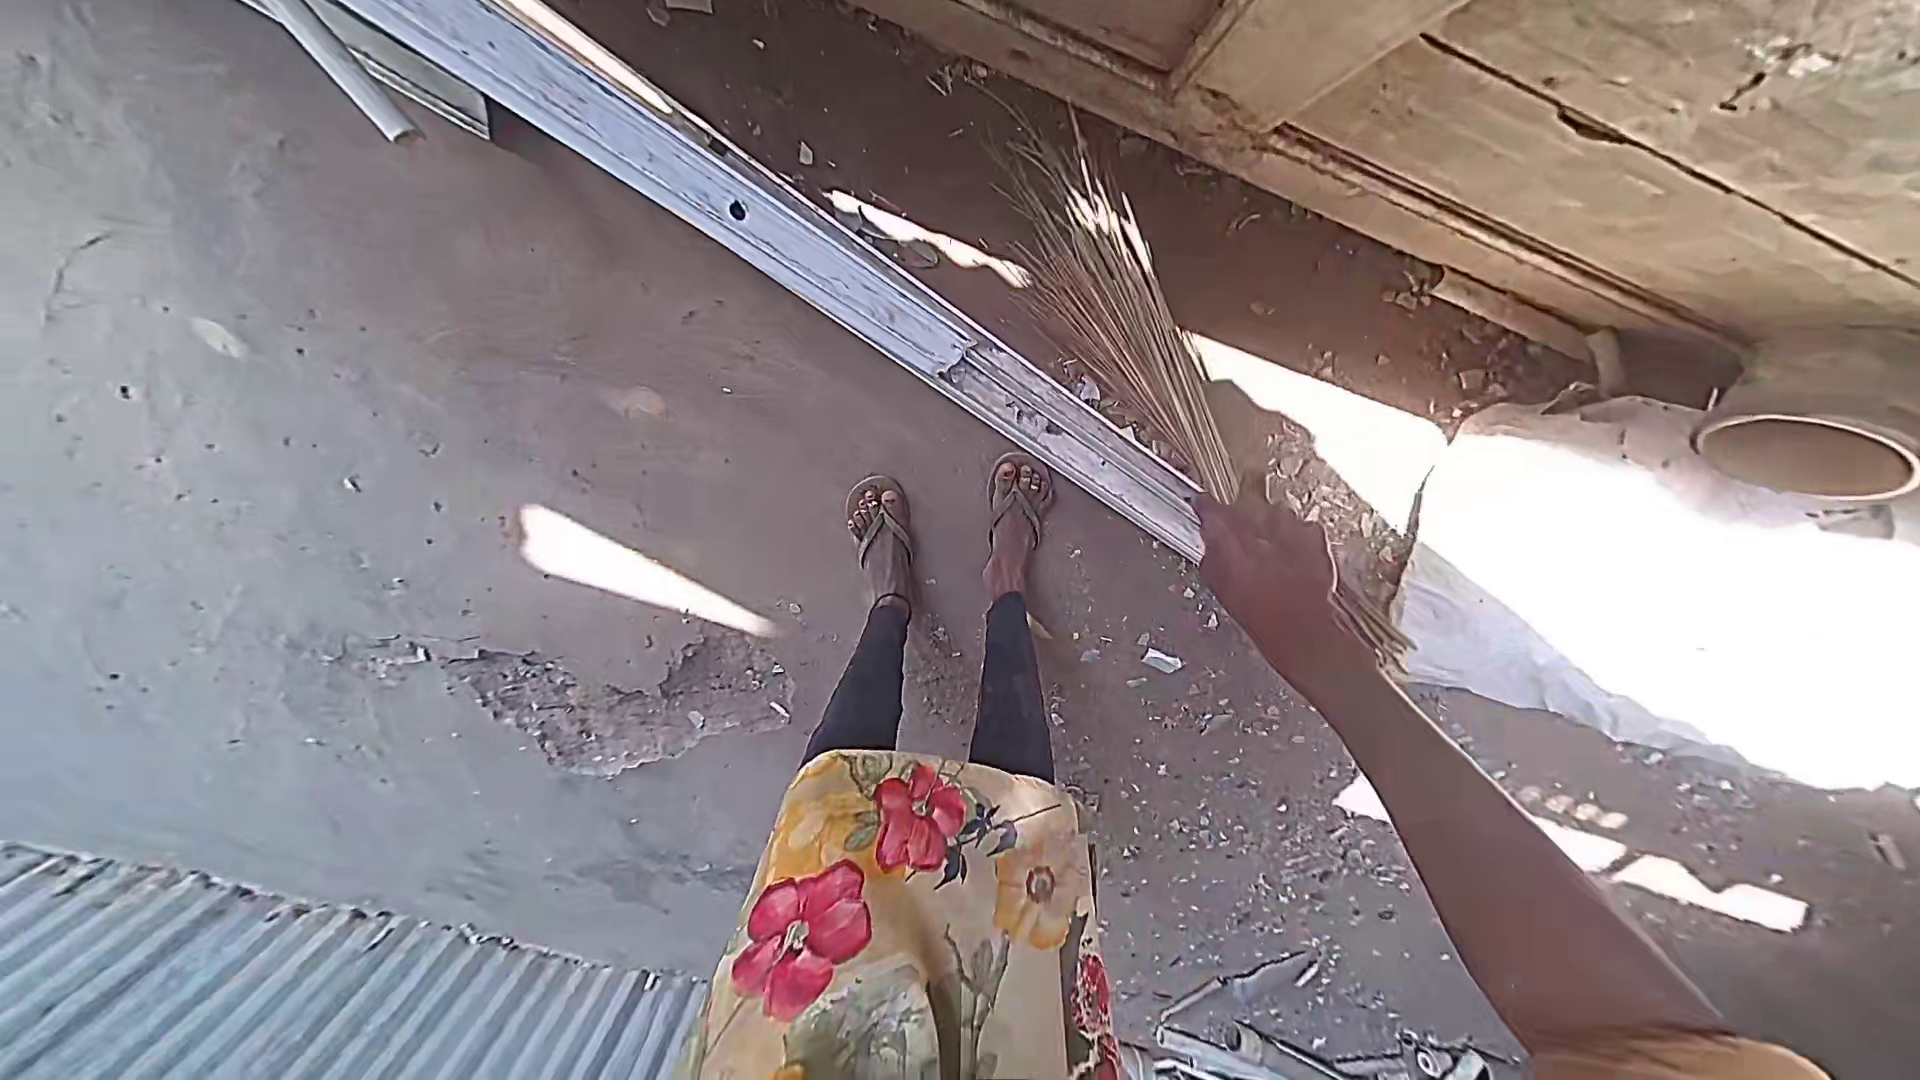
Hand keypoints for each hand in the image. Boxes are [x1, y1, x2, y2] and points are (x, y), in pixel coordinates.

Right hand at [1197, 489, 1368, 690]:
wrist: (1305, 631)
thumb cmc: (1263, 617)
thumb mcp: (1221, 589)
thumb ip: (1212, 559)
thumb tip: (1209, 545)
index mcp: (1232, 542)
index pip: (1212, 511)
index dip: (1204, 506)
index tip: (1200, 504)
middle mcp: (1262, 530)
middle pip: (1242, 511)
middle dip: (1236, 521)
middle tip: (1235, 539)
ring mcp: (1291, 531)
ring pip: (1271, 515)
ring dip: (1265, 528)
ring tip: (1266, 551)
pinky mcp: (1314, 538)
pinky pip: (1298, 527)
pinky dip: (1292, 536)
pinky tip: (1290, 554)